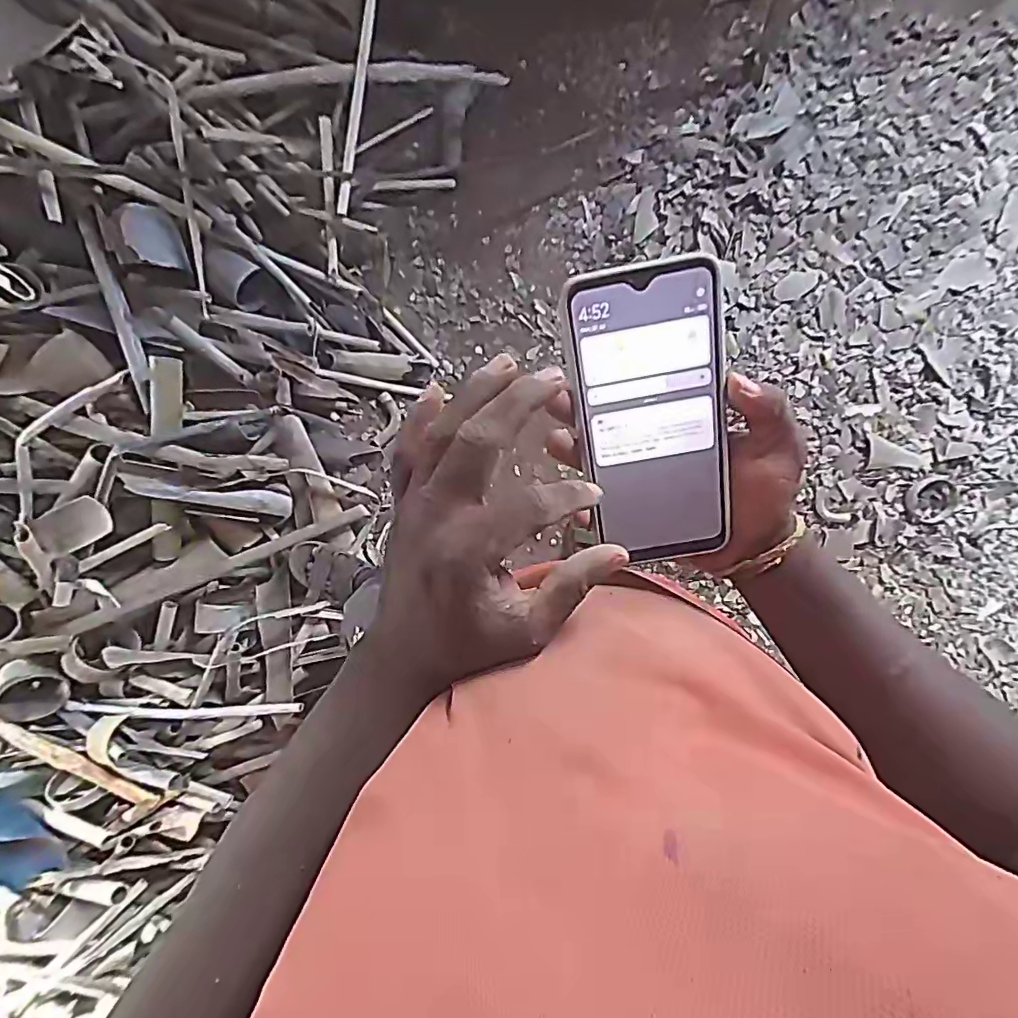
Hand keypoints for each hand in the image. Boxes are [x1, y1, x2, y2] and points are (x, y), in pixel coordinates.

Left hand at [369, 356, 630, 702]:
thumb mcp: (525, 632)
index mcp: (468, 551)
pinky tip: (436, 391)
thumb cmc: (464, 647)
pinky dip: (419, 420)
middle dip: (516, 405)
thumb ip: (568, 590)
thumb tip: (614, 552)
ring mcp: (414, 506)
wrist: (404, 654)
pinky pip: (406, 453)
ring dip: (474, 395)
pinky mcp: (403, 505)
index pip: (526, 506)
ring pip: (440, 436)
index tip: (594, 497)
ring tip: (506, 364)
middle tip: (551, 379)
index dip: (566, 496)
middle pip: (476, 443)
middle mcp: (436, 517)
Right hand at [545, 371, 806, 574]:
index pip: (644, 390)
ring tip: (561, 441)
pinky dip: (585, 503)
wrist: (755, 546)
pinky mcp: (633, 509)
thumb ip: (769, 410)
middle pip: (608, 420)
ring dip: (573, 447)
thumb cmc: (767, 492)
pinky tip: (578, 501)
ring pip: (596, 459)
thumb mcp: (780, 444)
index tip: (594, 365)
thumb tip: (738, 380)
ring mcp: (640, 477)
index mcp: (684, 419)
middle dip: (579, 407)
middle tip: (563, 399)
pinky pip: (602, 504)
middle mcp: (655, 443)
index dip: (615, 377)